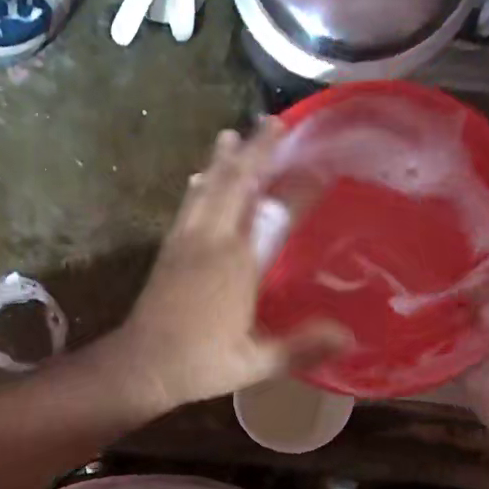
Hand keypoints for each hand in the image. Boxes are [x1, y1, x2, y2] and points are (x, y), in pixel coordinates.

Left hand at [102, 120, 351, 413]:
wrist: (140, 365)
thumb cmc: (197, 365)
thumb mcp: (253, 364)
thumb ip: (300, 348)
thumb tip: (348, 338)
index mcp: (238, 264)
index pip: (277, 214)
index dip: (300, 188)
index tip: (323, 166)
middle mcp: (211, 243)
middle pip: (235, 185)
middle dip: (256, 152)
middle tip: (273, 123)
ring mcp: (185, 244)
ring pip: (206, 190)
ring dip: (221, 162)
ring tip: (232, 135)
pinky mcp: (166, 252)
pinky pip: (186, 208)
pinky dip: (197, 188)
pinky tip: (198, 180)